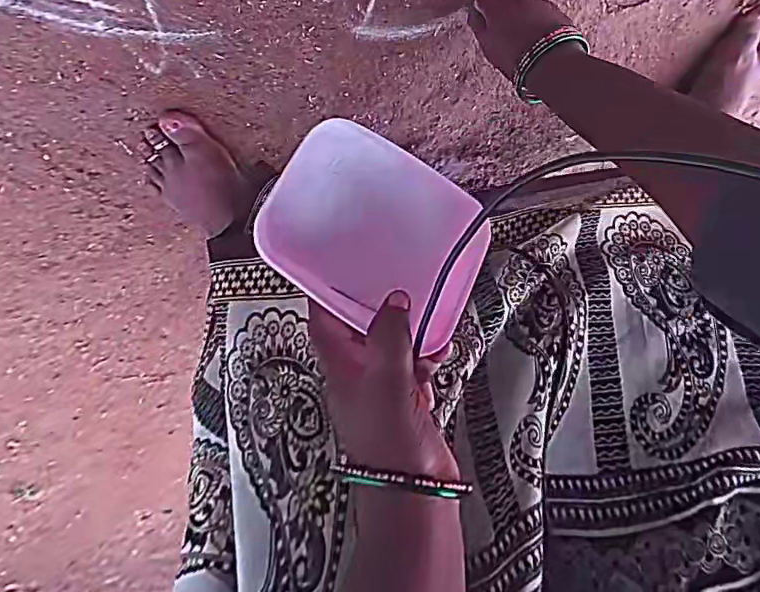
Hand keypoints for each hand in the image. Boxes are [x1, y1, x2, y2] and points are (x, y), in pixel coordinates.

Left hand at [308, 291, 459, 479]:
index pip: (324, 316)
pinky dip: (424, 356)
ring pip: (390, 343)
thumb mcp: (387, 376)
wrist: (415, 490)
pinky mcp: (404, 399)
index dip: (330, 291)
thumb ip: (389, 333)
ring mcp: (380, 385)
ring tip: (426, 329)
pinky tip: (436, 356)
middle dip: (381, 309)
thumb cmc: (388, 443)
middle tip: (399, 292)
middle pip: (360, 326)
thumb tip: (394, 301)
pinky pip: (412, 365)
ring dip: (409, 333)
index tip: (344, 268)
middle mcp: (356, 371)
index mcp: (339, 362)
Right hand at [466, 0, 578, 80]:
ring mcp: (537, 3)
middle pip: (506, 2)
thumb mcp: (487, 45)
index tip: (484, 21)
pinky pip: (542, 13)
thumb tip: (475, 15)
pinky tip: (539, 39)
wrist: (552, 61)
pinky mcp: (555, 10)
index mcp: (495, 6)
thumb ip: (478, 26)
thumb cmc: (517, 56)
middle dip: (505, 14)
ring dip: (523, 18)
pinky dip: (539, 21)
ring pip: (525, 7)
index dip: (483, 11)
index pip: (483, 0)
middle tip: (506, 35)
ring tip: (524, 40)